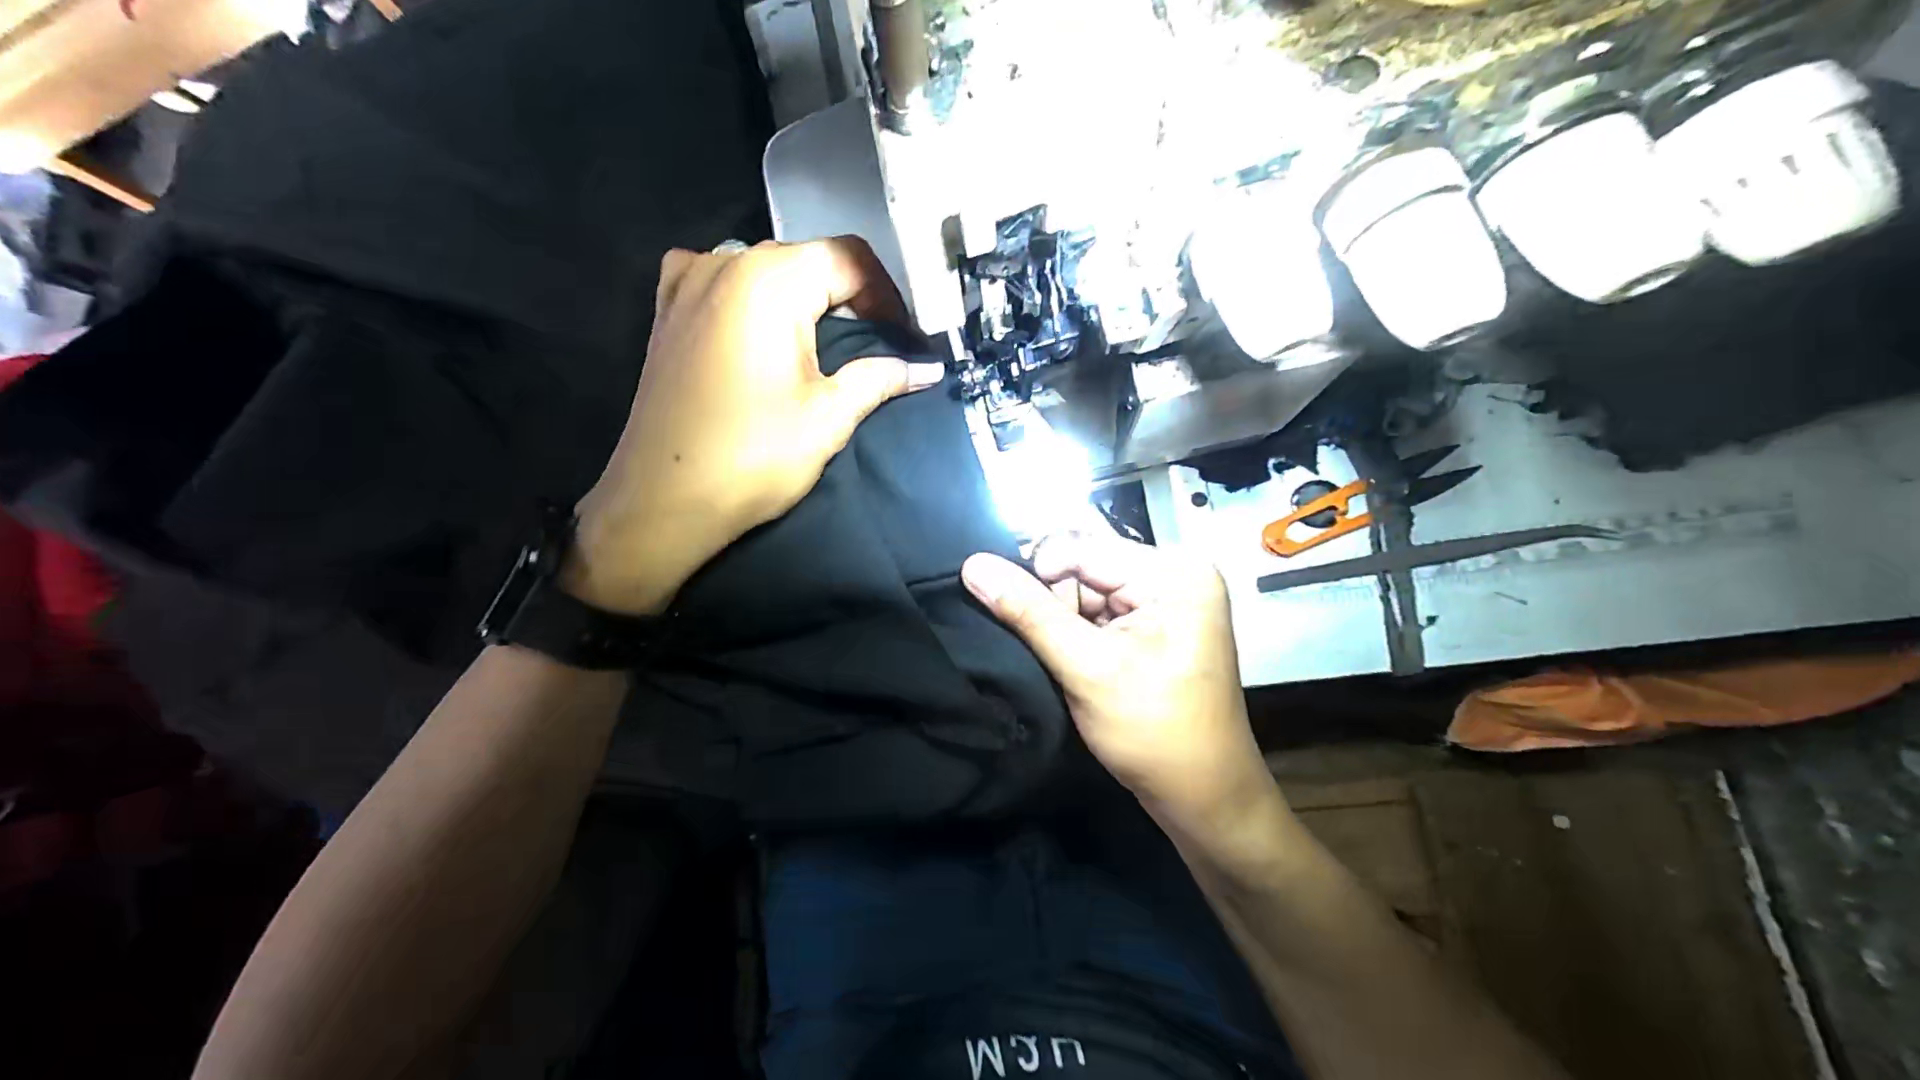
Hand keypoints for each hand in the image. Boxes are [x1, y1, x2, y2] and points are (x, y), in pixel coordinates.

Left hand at [563, 237, 944, 615]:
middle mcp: (726, 263)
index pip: (850, 259)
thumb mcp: (828, 417)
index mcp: (770, 280)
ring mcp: (688, 283)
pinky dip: (750, 294)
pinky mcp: (667, 311)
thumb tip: (928, 368)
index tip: (907, 337)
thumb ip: (880, 378)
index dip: (889, 295)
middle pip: (808, 260)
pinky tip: (757, 322)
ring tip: (826, 341)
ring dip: (804, 297)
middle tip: (879, 344)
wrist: (662, 500)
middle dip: (852, 297)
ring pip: (766, 269)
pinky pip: (720, 280)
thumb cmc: (752, 457)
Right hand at [961, 533, 1277, 834]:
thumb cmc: (1154, 733)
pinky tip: (1079, 662)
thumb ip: (1027, 612)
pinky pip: (1099, 610)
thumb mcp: (1086, 668)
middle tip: (1060, 655)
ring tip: (1072, 664)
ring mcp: (1166, 599)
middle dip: (1056, 606)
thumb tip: (972, 565)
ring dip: (1065, 623)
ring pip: (1085, 590)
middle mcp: (1174, 573)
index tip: (1024, 626)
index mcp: (1173, 572)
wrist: (1202, 796)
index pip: (1079, 548)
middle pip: (1083, 566)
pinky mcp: (1155, 622)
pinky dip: (1078, 634)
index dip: (1038, 580)